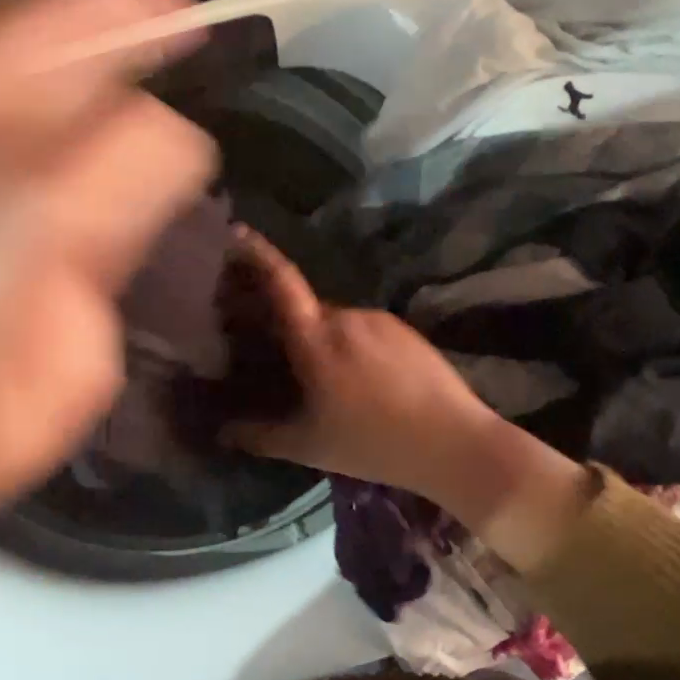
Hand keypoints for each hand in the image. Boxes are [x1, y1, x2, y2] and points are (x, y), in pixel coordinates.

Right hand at [225, 231, 591, 566]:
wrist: (457, 443)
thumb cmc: (374, 443)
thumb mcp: (310, 447)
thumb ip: (260, 437)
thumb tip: (222, 433)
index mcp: (317, 338)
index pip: (281, 282)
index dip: (257, 254)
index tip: (237, 232)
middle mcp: (346, 317)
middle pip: (305, 308)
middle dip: (286, 322)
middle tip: (273, 349)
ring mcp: (379, 321)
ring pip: (336, 321)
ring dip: (321, 339)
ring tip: (321, 377)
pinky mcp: (405, 330)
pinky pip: (364, 329)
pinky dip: (350, 345)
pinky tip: (359, 380)